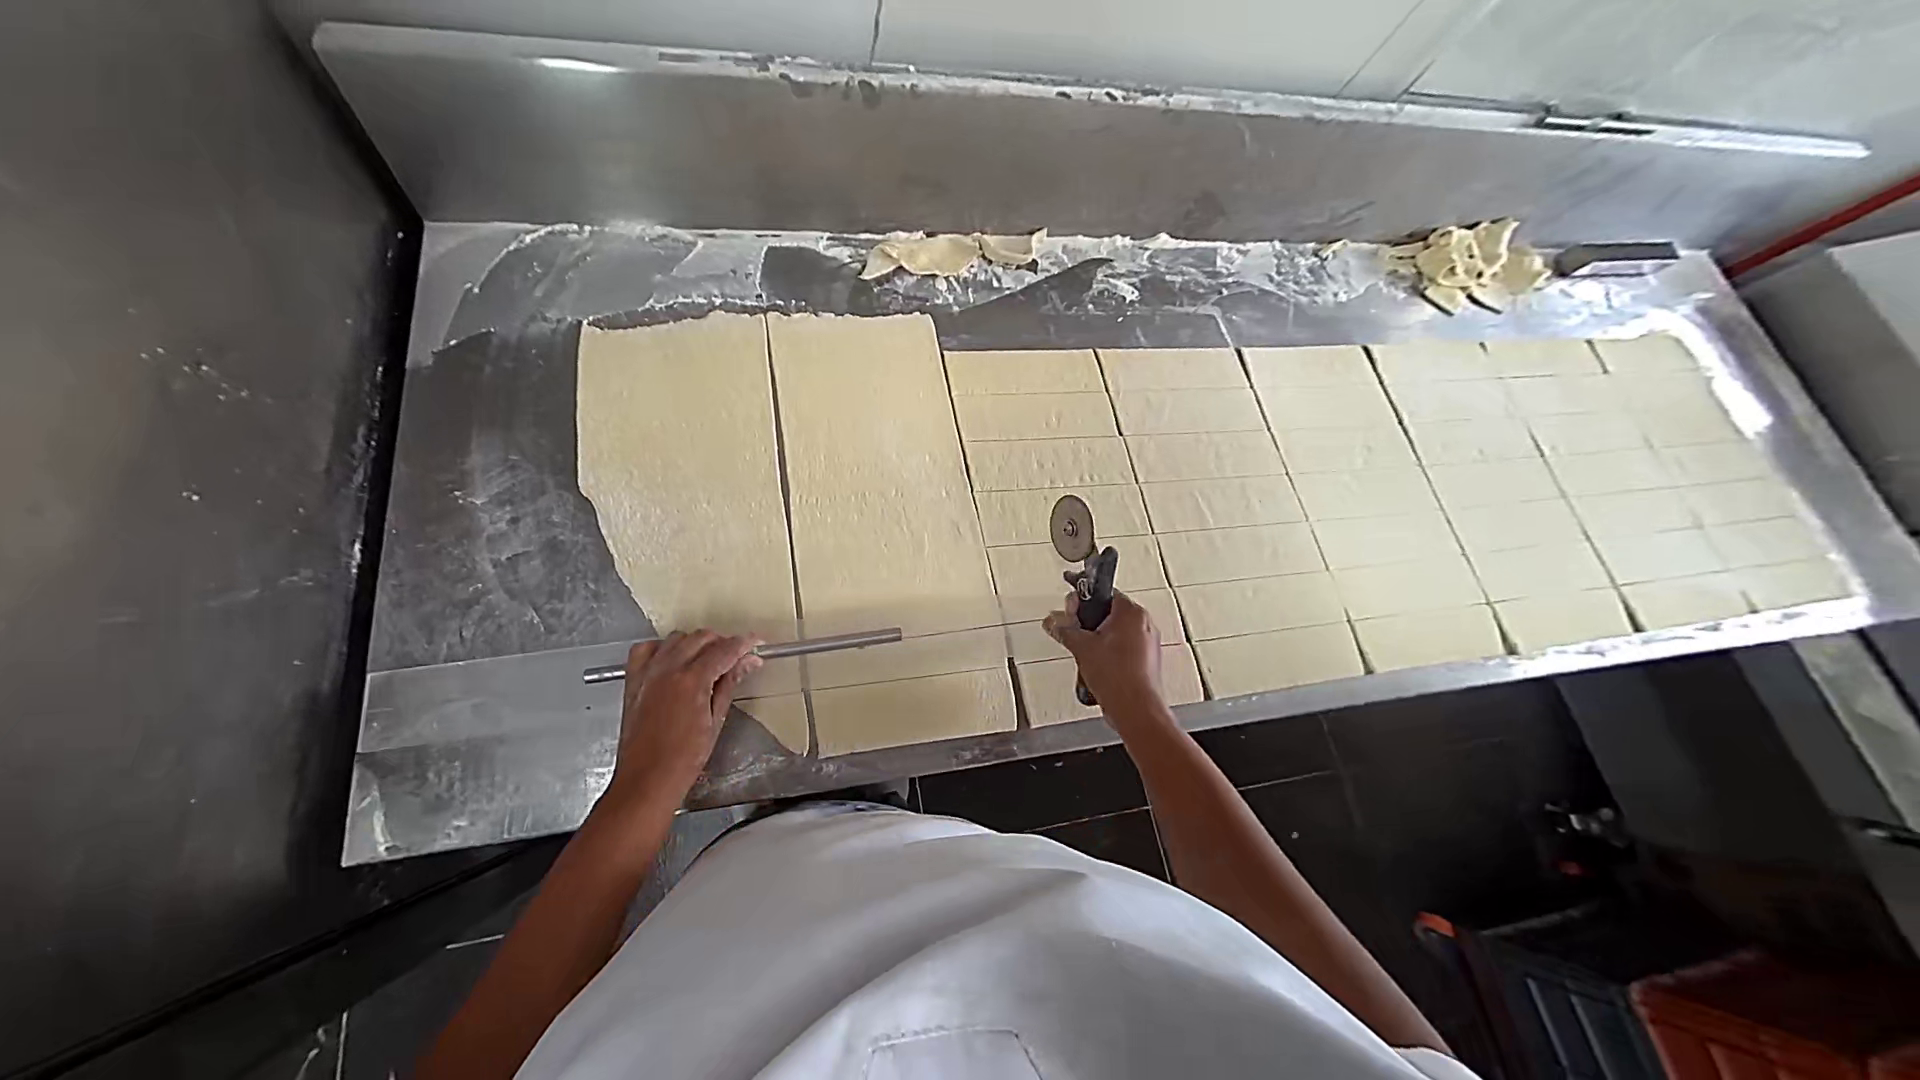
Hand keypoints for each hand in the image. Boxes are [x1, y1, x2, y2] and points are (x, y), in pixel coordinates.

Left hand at [605, 630, 760, 809]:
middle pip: (701, 638)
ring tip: (707, 660)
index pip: (724, 649)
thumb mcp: (716, 720)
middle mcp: (667, 670)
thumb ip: (730, 684)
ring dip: (695, 643)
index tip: (755, 642)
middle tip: (735, 656)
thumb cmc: (683, 759)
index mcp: (692, 681)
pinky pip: (646, 649)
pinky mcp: (633, 681)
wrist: (647, 779)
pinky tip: (673, 661)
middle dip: (722, 642)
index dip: (744, 644)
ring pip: (676, 639)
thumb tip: (747, 662)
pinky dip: (662, 649)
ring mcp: (647, 674)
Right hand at [1042, 590, 1164, 714]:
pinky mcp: (1146, 660)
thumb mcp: (1081, 647)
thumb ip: (1064, 629)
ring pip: (1115, 632)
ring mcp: (1147, 643)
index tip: (1070, 609)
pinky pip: (1123, 648)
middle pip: (1108, 612)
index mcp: (1131, 612)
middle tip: (1074, 631)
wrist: (1135, 709)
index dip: (1082, 601)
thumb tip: (1054, 622)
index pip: (1103, 593)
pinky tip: (1096, 666)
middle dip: (1087, 621)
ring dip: (1097, 638)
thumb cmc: (1118, 677)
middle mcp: (1144, 624)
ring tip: (1084, 652)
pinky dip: (1108, 653)